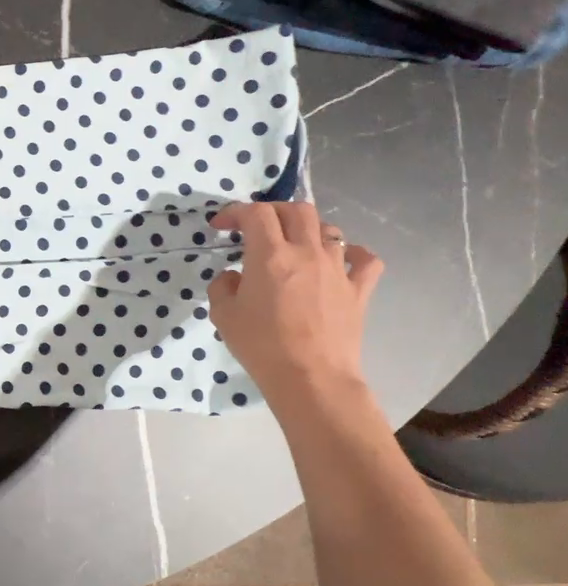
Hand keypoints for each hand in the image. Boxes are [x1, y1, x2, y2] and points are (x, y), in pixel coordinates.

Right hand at [206, 201, 383, 405]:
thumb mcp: (222, 313)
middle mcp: (307, 253)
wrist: (309, 375)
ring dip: (306, 230)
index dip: (235, 212)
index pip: (255, 214)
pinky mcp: (358, 289)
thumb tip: (235, 277)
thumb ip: (224, 286)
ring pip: (329, 229)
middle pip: (297, 211)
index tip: (221, 226)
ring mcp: (338, 269)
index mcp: (269, 256)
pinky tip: (339, 260)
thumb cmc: (259, 343)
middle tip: (254, 226)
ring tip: (292, 244)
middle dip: (271, 211)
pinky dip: (351, 252)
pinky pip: (364, 259)